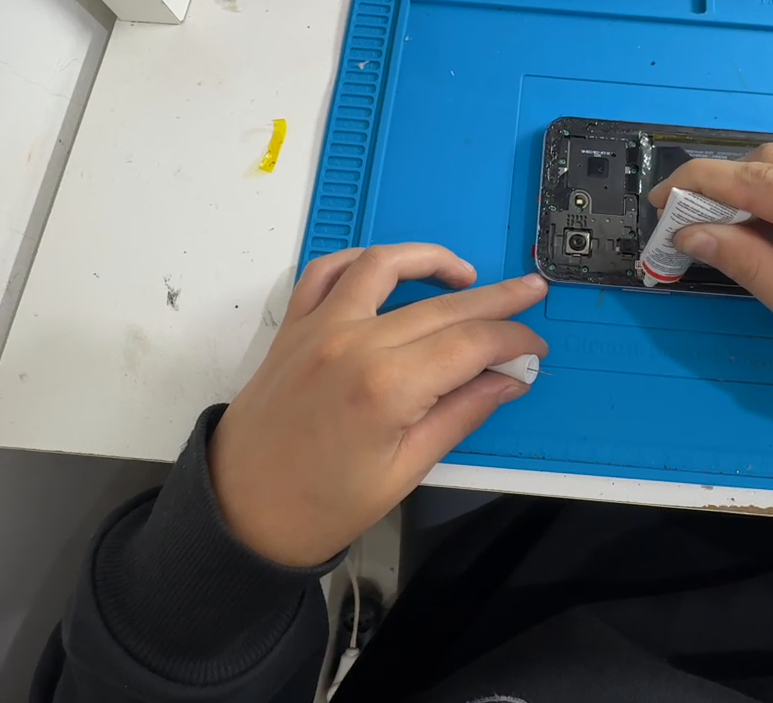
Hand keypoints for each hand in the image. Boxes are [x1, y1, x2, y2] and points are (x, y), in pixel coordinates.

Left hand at [211, 244, 546, 566]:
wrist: (237, 514)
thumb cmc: (321, 507)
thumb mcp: (406, 471)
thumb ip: (462, 413)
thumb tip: (511, 378)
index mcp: (386, 387)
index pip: (471, 343)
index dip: (512, 339)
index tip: (535, 346)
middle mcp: (354, 342)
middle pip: (444, 304)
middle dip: (497, 298)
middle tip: (530, 292)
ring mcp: (320, 326)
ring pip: (385, 265)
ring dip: (431, 259)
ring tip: (466, 274)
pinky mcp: (295, 325)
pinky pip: (328, 270)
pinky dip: (363, 260)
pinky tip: (390, 269)